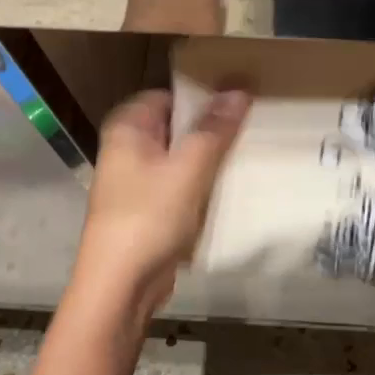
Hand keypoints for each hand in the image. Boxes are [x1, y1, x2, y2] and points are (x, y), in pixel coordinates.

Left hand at [71, 89, 249, 312]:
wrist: (121, 284)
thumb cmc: (149, 219)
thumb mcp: (188, 169)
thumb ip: (214, 130)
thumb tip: (239, 90)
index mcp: (127, 129)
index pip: (168, 96)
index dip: (201, 96)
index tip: (240, 101)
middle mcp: (127, 151)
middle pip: (176, 129)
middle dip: (210, 131)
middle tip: (253, 129)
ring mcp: (136, 184)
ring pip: (180, 161)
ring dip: (209, 162)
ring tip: (247, 157)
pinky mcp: (148, 213)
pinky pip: (180, 190)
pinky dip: (201, 190)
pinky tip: (229, 192)